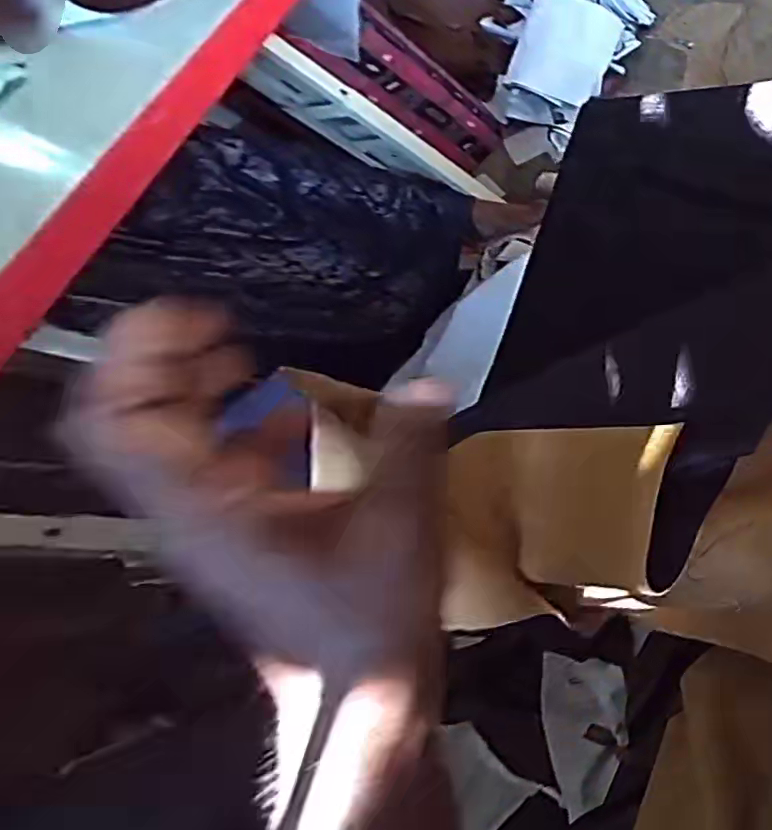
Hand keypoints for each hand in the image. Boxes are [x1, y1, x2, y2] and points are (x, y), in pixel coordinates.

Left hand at [59, 300, 448, 689]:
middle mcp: (194, 513)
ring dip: (199, 394)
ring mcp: (217, 525)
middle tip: (213, 321)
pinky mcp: (248, 532)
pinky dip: (247, 428)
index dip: (140, 360)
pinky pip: (223, 467)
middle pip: (135, 428)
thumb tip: (430, 383)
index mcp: (209, 508)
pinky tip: (292, 415)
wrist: (361, 673)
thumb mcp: (402, 516)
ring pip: (174, 446)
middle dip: (163, 366)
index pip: (126, 424)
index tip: (187, 313)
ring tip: (238, 355)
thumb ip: (411, 444)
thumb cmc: (370, 605)